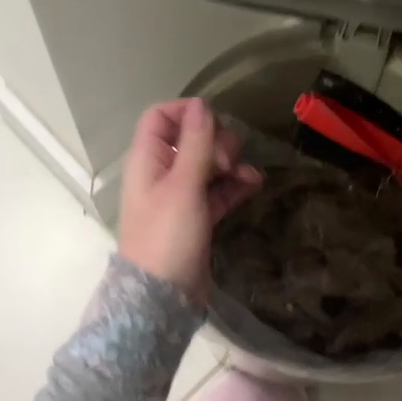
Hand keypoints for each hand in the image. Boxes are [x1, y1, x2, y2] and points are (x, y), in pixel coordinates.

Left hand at [117, 98, 260, 297]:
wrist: (162, 296)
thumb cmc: (167, 237)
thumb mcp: (183, 186)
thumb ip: (194, 143)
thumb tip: (201, 104)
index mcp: (147, 159)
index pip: (161, 116)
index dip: (188, 112)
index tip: (215, 123)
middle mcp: (161, 172)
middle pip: (190, 137)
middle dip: (216, 141)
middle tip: (226, 163)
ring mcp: (180, 195)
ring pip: (208, 163)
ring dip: (231, 163)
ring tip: (246, 176)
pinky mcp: (197, 216)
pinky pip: (218, 189)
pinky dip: (234, 184)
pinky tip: (253, 185)